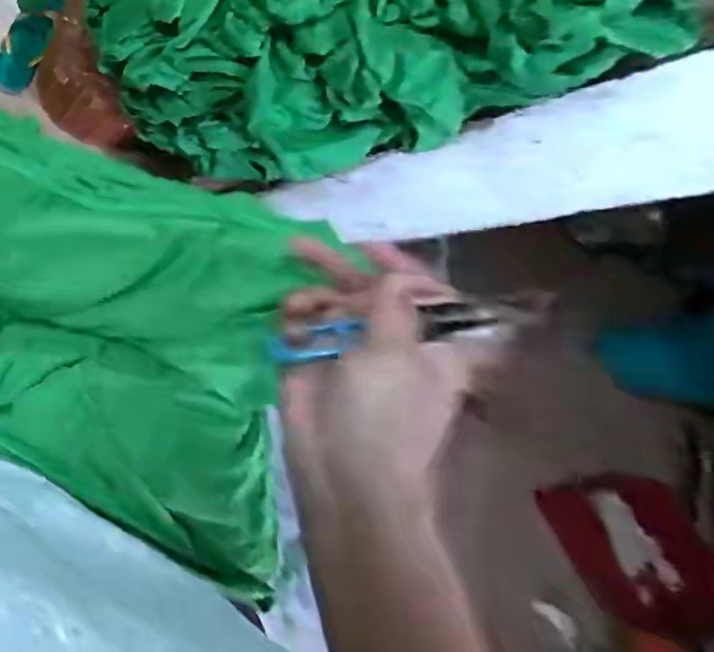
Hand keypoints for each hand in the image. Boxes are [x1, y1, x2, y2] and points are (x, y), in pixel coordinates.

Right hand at [279, 240, 490, 504]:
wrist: (341, 469)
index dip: (395, 267)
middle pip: (363, 293)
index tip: (361, 246)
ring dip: (309, 298)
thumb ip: (391, 306)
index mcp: (425, 344)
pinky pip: (298, 325)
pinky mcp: (308, 360)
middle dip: (333, 269)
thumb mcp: (395, 354)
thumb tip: (394, 276)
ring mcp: (345, 351)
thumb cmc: (383, 414)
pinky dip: (291, 320)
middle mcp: (386, 342)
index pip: (418, 294)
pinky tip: (288, 329)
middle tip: (296, 245)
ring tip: (296, 308)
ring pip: (325, 305)